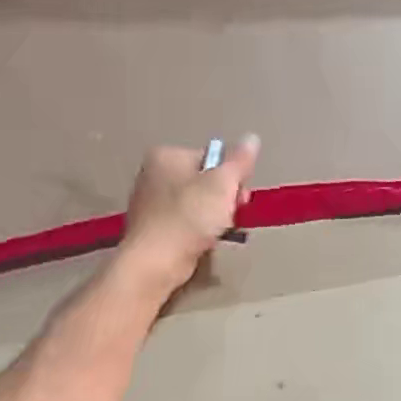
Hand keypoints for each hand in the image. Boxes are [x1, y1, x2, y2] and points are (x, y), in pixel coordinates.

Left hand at [114, 137, 259, 290]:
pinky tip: (201, 243)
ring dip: (212, 218)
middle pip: (203, 181)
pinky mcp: (151, 228)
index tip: (239, 198)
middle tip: (230, 217)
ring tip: (216, 232)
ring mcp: (149, 203)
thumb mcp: (222, 185)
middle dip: (223, 199)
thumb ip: (239, 161)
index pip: (211, 158)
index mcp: (166, 155)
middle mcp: (152, 174)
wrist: (155, 261)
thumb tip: (252, 138)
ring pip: (195, 204)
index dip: (232, 178)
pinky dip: (196, 232)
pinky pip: (183, 223)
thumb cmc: (190, 217)